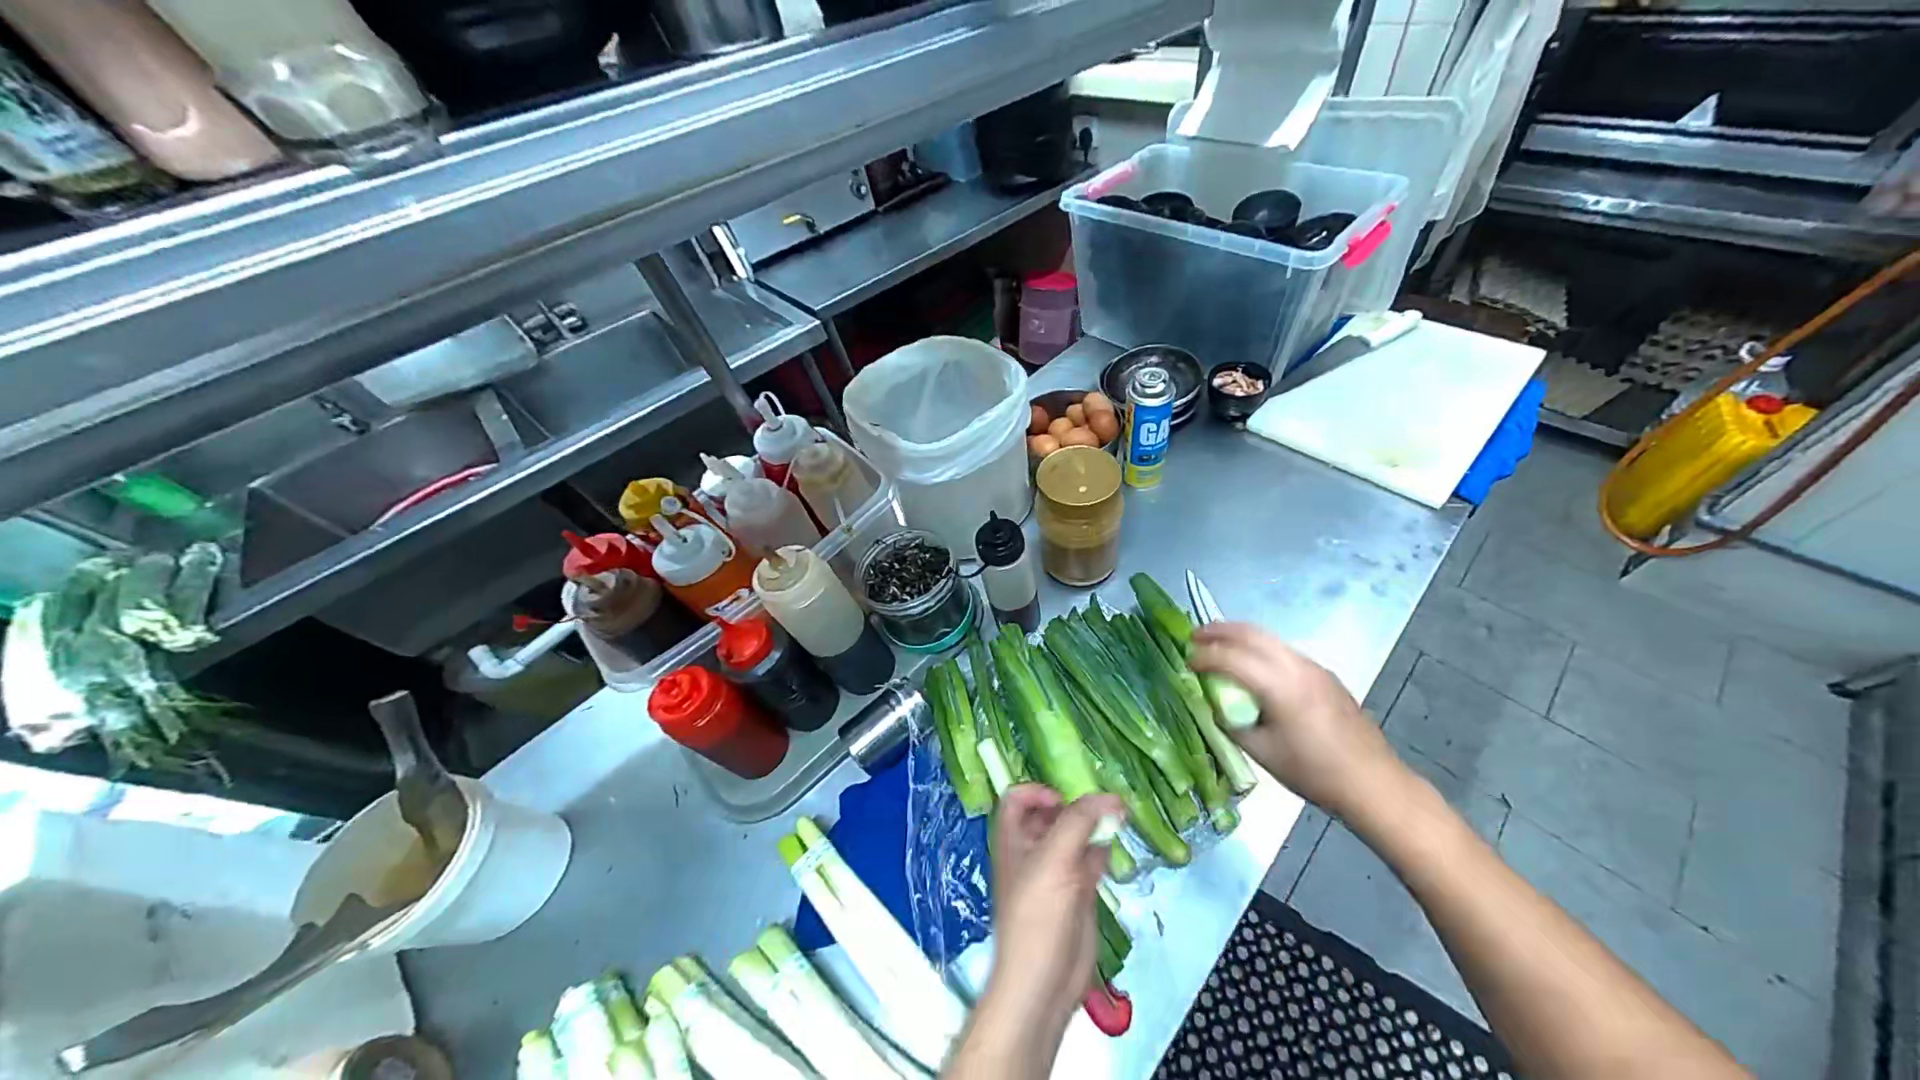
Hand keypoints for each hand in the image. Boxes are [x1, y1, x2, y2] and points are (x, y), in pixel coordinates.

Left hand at [968, 787, 1124, 1061]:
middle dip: (1076, 805)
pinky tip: (1116, 844)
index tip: (1065, 798)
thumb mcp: (1054, 860)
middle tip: (1106, 801)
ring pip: (1075, 836)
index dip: (1038, 791)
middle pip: (1052, 814)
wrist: (1043, 981)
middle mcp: (1033, 850)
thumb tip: (1110, 797)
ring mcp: (1056, 872)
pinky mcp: (1077, 892)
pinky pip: (1090, 859)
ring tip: (1119, 814)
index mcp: (1013, 839)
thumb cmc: (1036, 916)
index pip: (1018, 798)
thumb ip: (1079, 823)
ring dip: (1094, 824)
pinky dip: (1103, 848)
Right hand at [1190, 622, 1404, 820]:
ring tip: (1219, 643)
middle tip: (1195, 635)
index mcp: (1279, 685)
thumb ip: (1231, 722)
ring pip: (1271, 639)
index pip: (1231, 658)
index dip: (1204, 657)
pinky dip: (1261, 648)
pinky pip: (1285, 651)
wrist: (1373, 783)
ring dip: (1241, 636)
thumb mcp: (1262, 752)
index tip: (1186, 662)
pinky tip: (1253, 664)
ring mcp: (1314, 668)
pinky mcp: (1325, 676)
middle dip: (1220, 630)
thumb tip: (1213, 704)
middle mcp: (1297, 667)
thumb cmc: (1313, 772)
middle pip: (1252, 634)